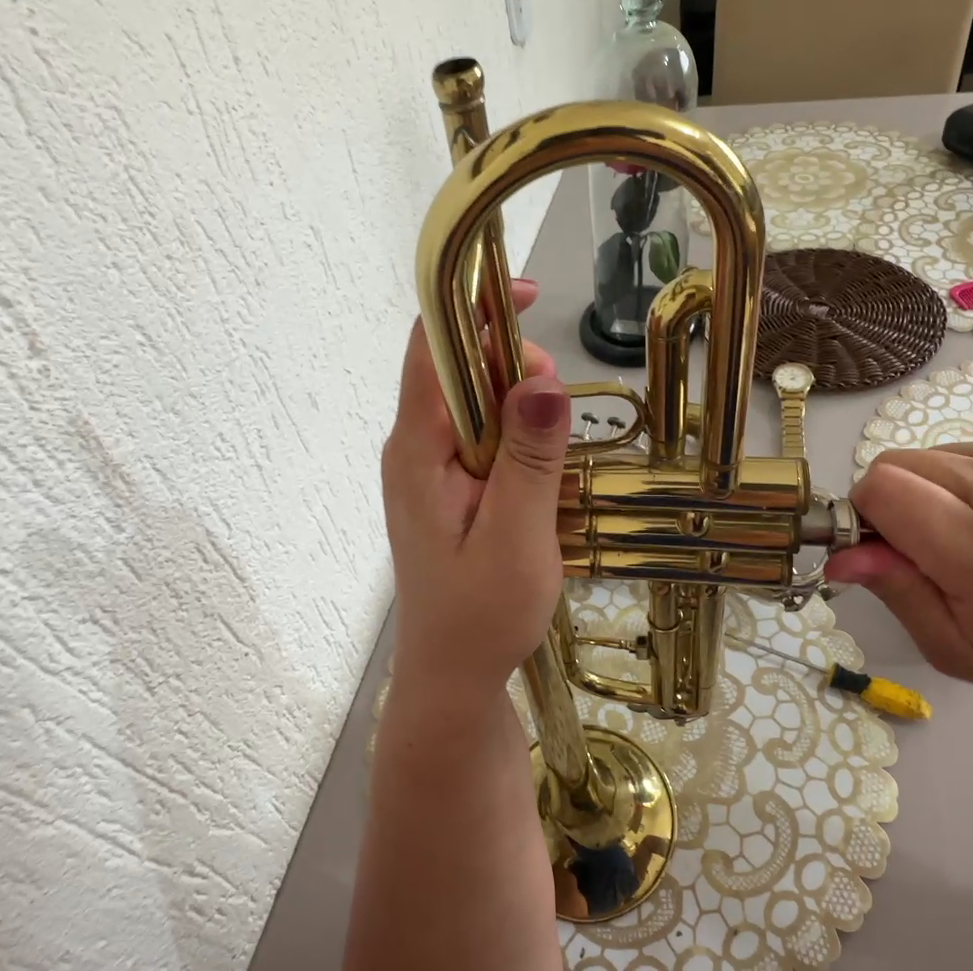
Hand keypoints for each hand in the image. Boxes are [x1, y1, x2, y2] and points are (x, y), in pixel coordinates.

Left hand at [382, 279, 568, 696]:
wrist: (452, 677)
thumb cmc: (481, 617)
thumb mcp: (516, 538)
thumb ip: (530, 458)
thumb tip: (542, 378)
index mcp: (416, 449)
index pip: (431, 348)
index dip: (474, 305)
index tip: (532, 296)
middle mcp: (414, 447)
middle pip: (459, 368)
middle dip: (513, 368)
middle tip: (558, 416)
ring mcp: (429, 468)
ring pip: (477, 403)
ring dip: (521, 411)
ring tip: (552, 465)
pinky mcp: (448, 487)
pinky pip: (483, 438)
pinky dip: (517, 441)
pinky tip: (540, 483)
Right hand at [827, 437, 972, 702]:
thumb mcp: (957, 649)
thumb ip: (896, 592)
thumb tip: (840, 556)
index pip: (883, 490)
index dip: (863, 516)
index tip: (879, 550)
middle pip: (895, 464)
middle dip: (887, 503)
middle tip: (918, 548)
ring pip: (925, 455)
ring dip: (923, 491)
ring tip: (963, 534)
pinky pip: (960, 450)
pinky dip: (955, 481)